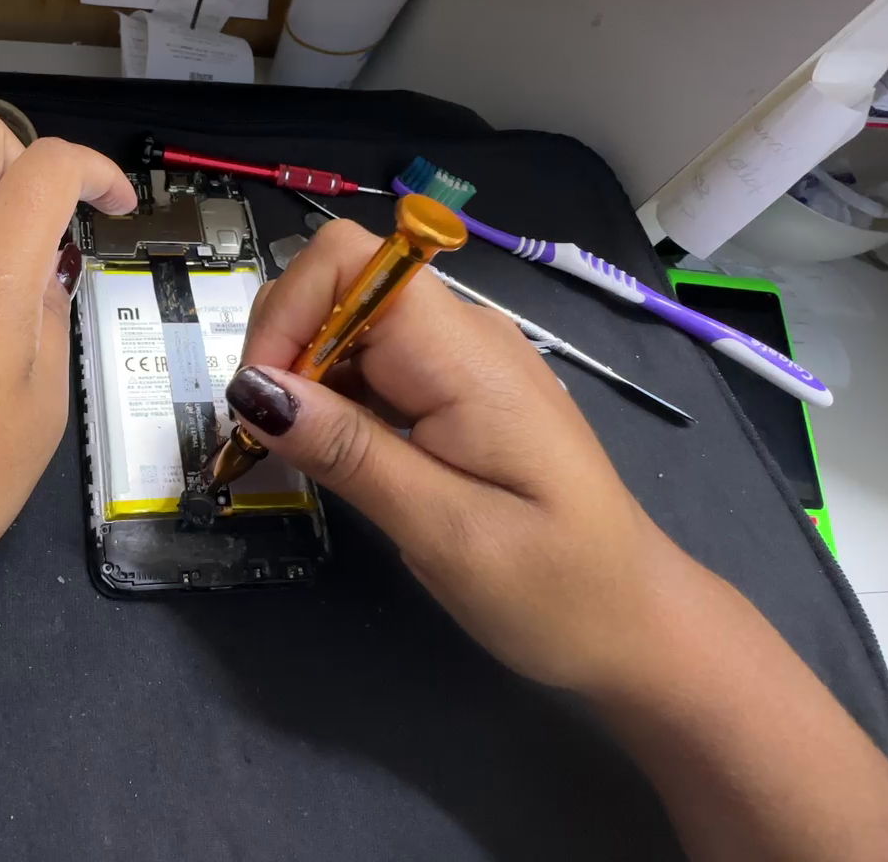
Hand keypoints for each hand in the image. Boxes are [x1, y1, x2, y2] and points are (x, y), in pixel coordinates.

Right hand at [228, 220, 708, 694]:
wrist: (635, 624)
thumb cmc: (555, 587)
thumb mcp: (442, 529)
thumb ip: (347, 451)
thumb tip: (252, 390)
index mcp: (463, 353)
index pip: (347, 262)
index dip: (288, 312)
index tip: (262, 398)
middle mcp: (456, 333)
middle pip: (334, 283)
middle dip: (282, 346)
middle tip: (275, 434)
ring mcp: (450, 356)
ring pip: (338, 321)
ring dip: (296, 374)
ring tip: (297, 449)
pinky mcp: (442, 384)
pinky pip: (359, 359)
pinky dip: (322, 394)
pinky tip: (326, 446)